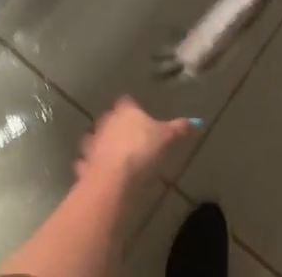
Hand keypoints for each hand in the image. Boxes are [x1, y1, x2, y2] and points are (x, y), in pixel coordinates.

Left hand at [75, 96, 194, 186]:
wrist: (114, 179)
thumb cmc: (142, 150)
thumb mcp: (166, 138)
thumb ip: (179, 129)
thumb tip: (197, 122)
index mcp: (125, 111)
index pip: (126, 101)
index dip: (131, 106)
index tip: (138, 113)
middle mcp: (106, 122)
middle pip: (108, 118)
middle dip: (115, 124)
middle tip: (127, 134)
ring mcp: (92, 143)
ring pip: (94, 138)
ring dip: (100, 144)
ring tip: (112, 153)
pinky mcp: (84, 165)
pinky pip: (87, 162)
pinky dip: (91, 165)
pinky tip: (100, 172)